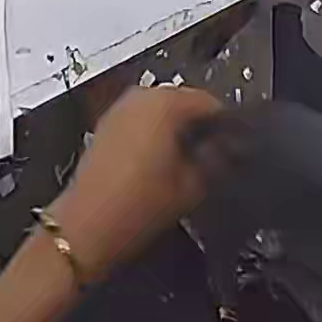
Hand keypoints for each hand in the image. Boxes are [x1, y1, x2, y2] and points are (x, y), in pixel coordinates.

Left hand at [47, 86, 223, 281]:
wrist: (86, 225)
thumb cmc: (138, 205)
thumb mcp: (190, 187)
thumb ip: (216, 160)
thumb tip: (228, 148)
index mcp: (165, 103)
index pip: (208, 101)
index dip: (225, 124)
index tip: (234, 146)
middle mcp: (141, 96)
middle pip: (184, 100)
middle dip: (200, 125)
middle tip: (213, 157)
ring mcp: (121, 106)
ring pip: (162, 108)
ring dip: (178, 128)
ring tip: (187, 162)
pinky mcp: (108, 121)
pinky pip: (142, 116)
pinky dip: (155, 131)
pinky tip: (160, 162)